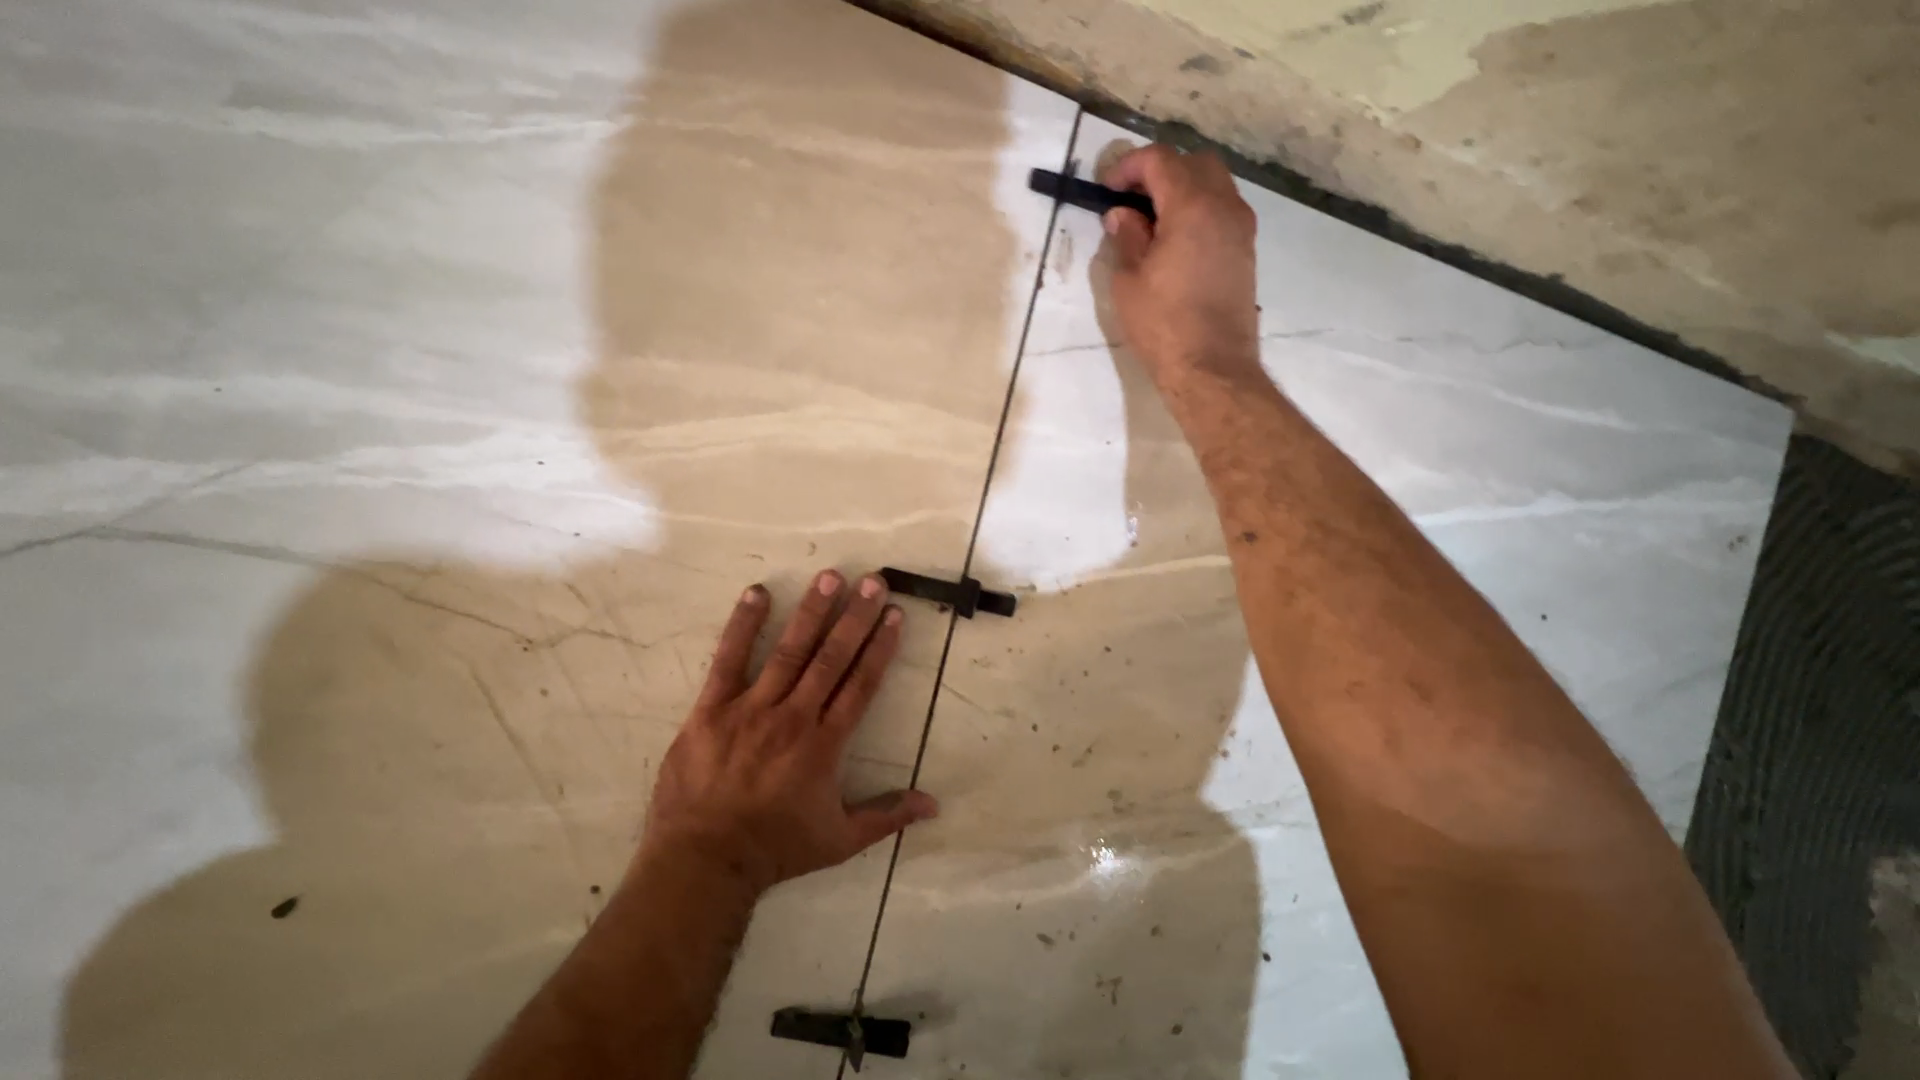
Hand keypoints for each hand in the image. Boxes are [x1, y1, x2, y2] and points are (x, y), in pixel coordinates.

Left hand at [639, 570, 937, 892]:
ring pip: (788, 652)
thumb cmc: (776, 848)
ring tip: (829, 576)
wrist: (705, 860)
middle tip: (872, 580)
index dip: (880, 648)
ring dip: (810, 612)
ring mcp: (750, 709)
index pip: (861, 685)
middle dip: (855, 617)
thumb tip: (934, 805)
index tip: (894, 615)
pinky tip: (756, 593)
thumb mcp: (840, 840)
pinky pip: (727, 661)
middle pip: (831, 659)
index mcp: (825, 745)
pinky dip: (742, 626)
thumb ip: (887, 816)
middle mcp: (793, 717)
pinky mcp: (710, 710)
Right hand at [1100, 144, 1261, 393]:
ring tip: (1152, 220)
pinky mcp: (1246, 251)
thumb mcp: (1128, 281)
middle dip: (1160, 171)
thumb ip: (1126, 238)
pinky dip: (1198, 210)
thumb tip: (1123, 215)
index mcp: (1192, 207)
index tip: (1106, 187)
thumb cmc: (1163, 325)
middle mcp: (1224, 206)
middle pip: (1194, 163)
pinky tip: (1174, 239)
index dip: (1129, 166)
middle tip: (1130, 198)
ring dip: (1182, 190)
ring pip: (1214, 184)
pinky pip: (1222, 210)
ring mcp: (1241, 228)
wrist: (1212, 367)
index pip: (1161, 161)